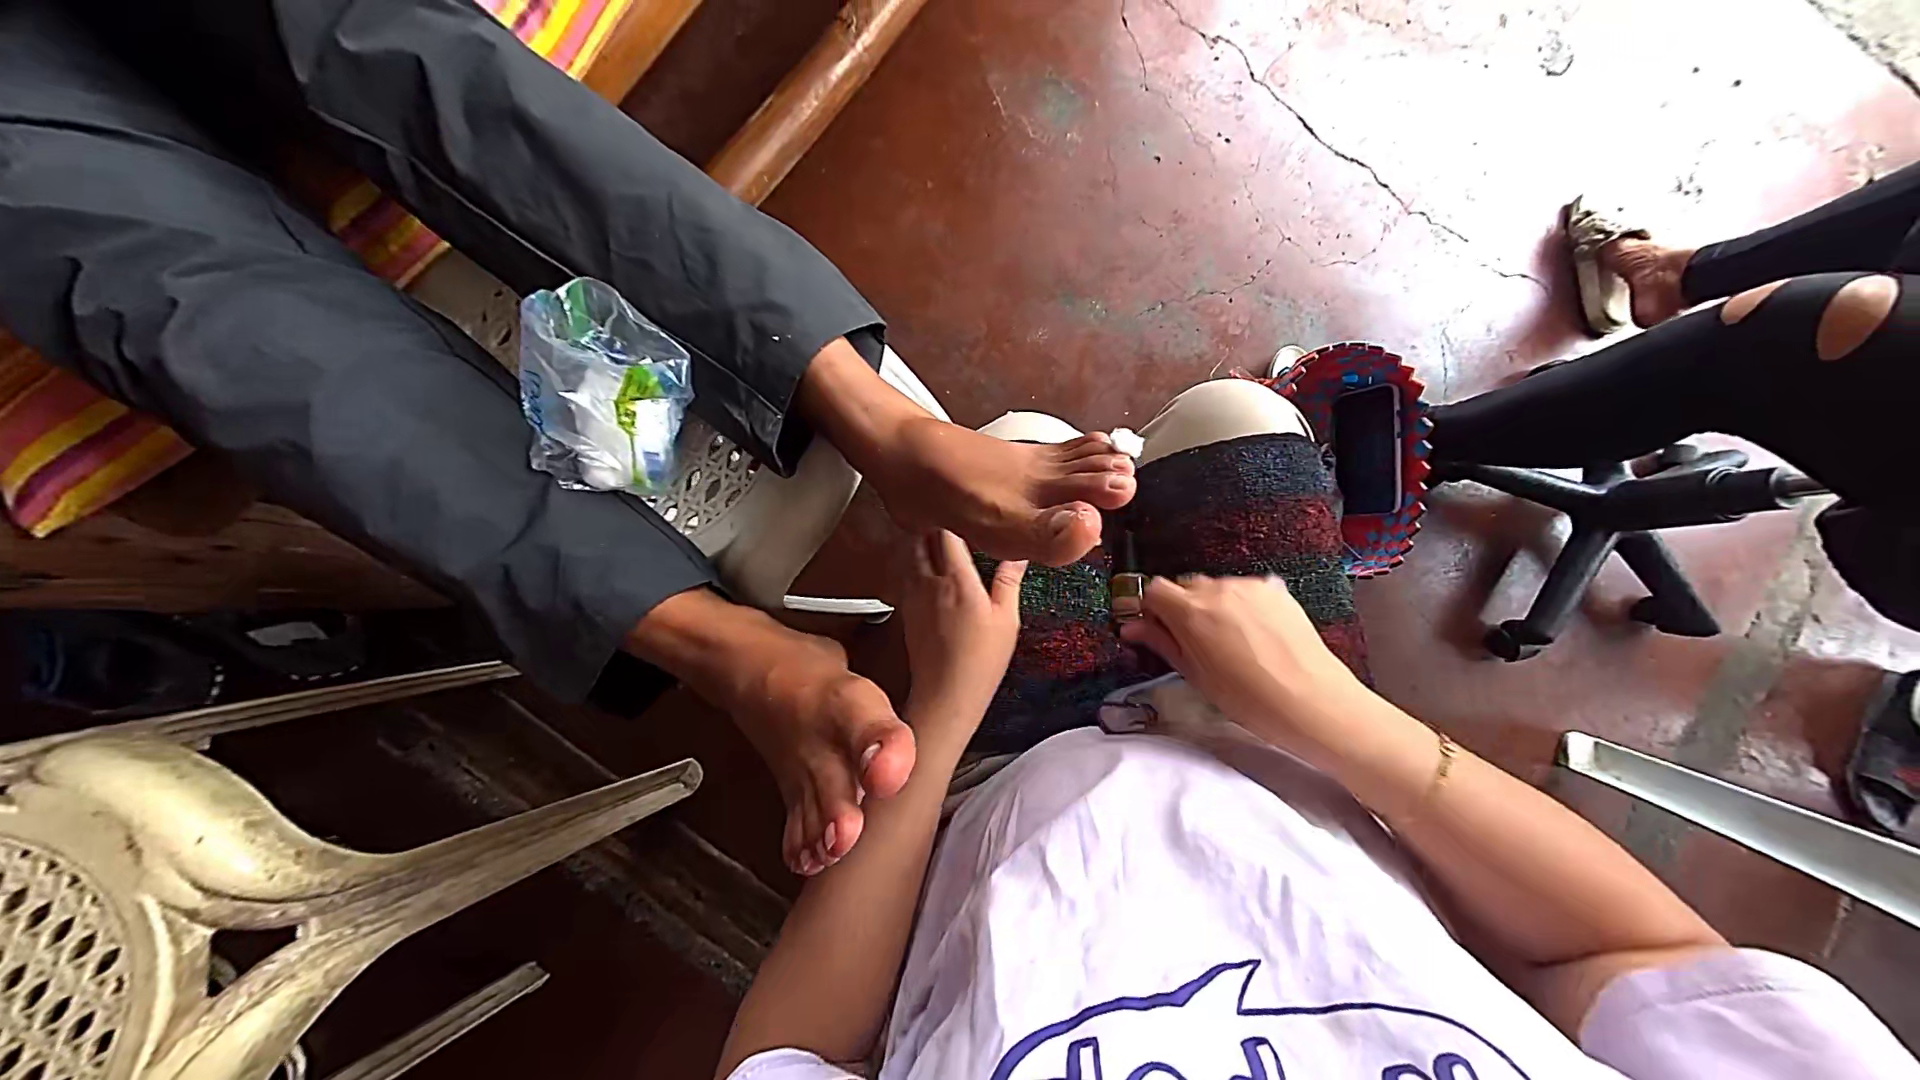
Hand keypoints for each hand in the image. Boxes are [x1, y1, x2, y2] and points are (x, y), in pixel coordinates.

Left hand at [897, 530, 1025, 709]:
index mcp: (957, 580)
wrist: (945, 695)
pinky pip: (908, 573)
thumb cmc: (980, 663)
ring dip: (924, 541)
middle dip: (937, 524)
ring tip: (942, 538)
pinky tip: (932, 569)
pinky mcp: (906, 609)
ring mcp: (913, 595)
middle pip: (924, 536)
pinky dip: (918, 563)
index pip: (948, 531)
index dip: (956, 514)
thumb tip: (1019, 554)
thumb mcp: (1007, 619)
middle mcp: (930, 582)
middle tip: (955, 519)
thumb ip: (1009, 581)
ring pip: (912, 552)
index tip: (969, 507)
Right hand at [1119, 575, 1365, 754]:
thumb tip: (1135, 629)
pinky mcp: (1274, 590)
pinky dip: (1239, 606)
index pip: (1153, 589)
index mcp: (1191, 611)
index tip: (1154, 625)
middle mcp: (1218, 590)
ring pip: (1214, 587)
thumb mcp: (1195, 675)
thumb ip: (1161, 643)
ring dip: (1211, 607)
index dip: (1151, 608)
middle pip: (1183, 586)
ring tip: (1226, 643)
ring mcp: (1248, 587)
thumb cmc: (1256, 700)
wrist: (1314, 704)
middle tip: (1191, 641)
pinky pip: (1243, 590)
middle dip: (1181, 608)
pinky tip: (1249, 635)